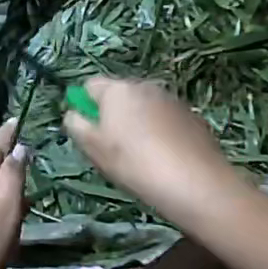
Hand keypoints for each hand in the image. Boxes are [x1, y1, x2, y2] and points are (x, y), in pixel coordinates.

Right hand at [63, 77, 235, 217]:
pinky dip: (160, 132)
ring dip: (137, 123)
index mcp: (117, 89)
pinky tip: (163, 158)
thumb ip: (75, 124)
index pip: (89, 85)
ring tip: (140, 156)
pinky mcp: (193, 117)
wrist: (194, 183)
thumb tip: (73, 113)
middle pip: (119, 95)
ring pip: (143, 107)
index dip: (84, 105)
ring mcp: (172, 100)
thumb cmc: (133, 163)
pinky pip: (165, 120)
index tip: (88, 131)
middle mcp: (146, 86)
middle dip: (112, 114)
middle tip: (111, 147)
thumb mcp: (92, 147)